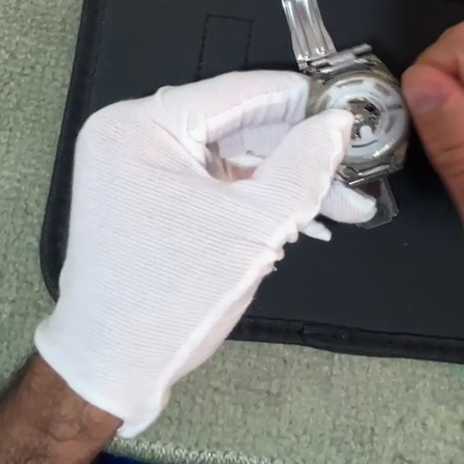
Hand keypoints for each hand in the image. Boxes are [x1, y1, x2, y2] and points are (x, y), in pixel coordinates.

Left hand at [36, 71, 364, 435]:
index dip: (299, 99)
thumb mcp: (254, 225)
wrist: (111, 370)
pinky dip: (255, 195)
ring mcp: (139, 163)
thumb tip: (336, 124)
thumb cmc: (170, 297)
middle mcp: (132, 133)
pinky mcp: (150, 192)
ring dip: (283, 179)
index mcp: (140, 124)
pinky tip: (303, 212)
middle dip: (297, 151)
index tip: (348, 104)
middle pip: (235, 124)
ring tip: (343, 202)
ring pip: (229, 155)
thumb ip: (304, 166)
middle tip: (353, 161)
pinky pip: (213, 179)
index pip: (236, 93)